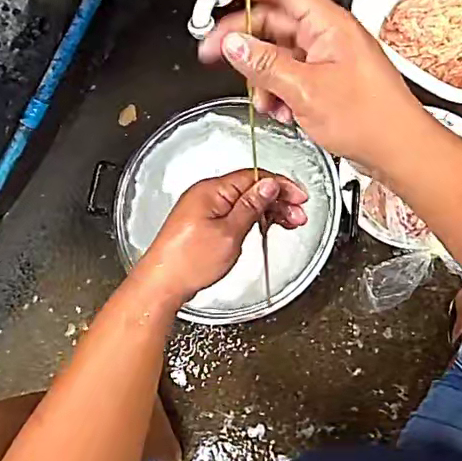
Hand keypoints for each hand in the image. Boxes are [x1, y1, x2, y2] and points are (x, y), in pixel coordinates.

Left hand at [131, 169, 308, 301]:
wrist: (162, 284)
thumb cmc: (188, 262)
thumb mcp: (229, 234)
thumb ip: (251, 207)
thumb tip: (269, 185)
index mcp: (211, 190)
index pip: (254, 176)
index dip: (280, 185)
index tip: (299, 197)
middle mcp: (206, 195)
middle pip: (250, 188)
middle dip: (278, 200)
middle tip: (298, 215)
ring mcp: (204, 209)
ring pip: (244, 201)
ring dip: (268, 211)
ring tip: (288, 223)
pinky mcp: (203, 223)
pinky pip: (234, 213)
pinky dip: (253, 219)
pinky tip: (265, 227)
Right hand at [195, 0, 431, 167]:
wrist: (400, 150)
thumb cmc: (372, 119)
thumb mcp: (306, 90)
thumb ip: (265, 64)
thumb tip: (234, 44)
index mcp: (328, 24)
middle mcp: (327, 36)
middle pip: (273, 22)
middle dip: (244, 39)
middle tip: (217, 51)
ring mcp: (327, 58)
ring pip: (278, 53)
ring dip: (262, 75)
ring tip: (262, 96)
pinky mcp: (326, 81)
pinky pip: (290, 75)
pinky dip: (277, 90)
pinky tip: (280, 109)